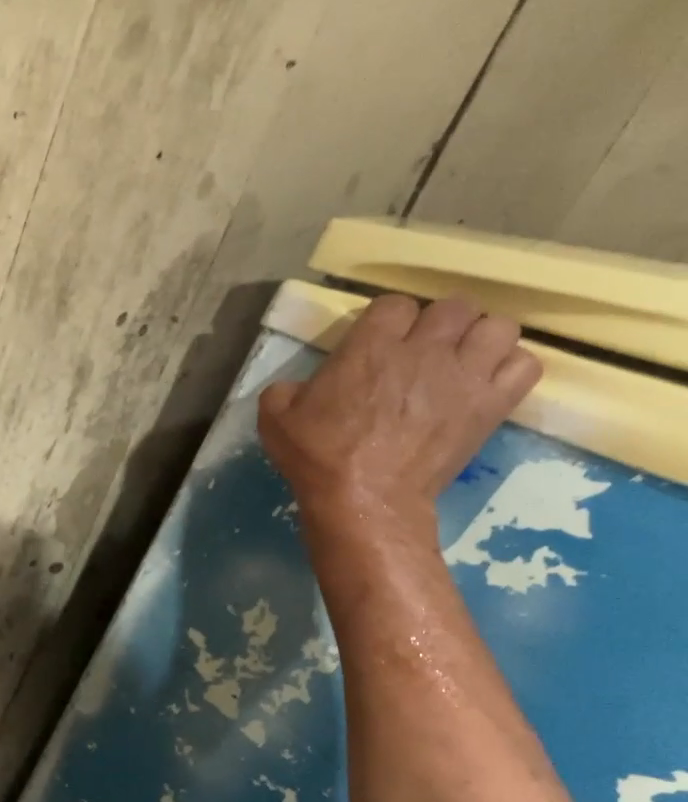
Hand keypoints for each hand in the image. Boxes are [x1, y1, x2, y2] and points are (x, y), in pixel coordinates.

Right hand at [259, 294, 539, 529]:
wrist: (364, 497)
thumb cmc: (316, 455)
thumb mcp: (275, 415)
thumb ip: (288, 387)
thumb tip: (302, 386)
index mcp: (369, 347)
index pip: (395, 304)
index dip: (387, 319)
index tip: (378, 341)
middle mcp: (423, 350)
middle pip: (454, 306)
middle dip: (438, 323)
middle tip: (423, 349)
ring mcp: (465, 375)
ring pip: (498, 327)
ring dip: (480, 340)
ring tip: (461, 361)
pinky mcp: (492, 403)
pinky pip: (525, 364)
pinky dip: (508, 367)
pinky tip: (484, 383)